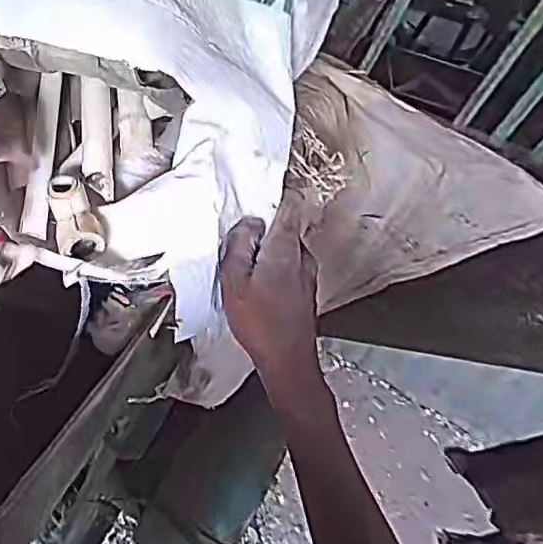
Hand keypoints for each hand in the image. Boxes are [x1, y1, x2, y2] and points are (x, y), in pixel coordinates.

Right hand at [219, 188, 323, 395]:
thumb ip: (239, 247)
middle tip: (238, 238)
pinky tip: (256, 283)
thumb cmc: (259, 322)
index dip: (278, 191)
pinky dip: (273, 265)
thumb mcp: (234, 281)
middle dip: (263, 227)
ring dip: (267, 249)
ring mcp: (308, 274)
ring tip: (244, 265)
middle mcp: (302, 257)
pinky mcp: (306, 289)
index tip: (264, 182)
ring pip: (286, 247)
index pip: (289, 207)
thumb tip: (247, 223)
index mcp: (285, 249)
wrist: (288, 361)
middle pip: (284, 227)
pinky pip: (288, 264)